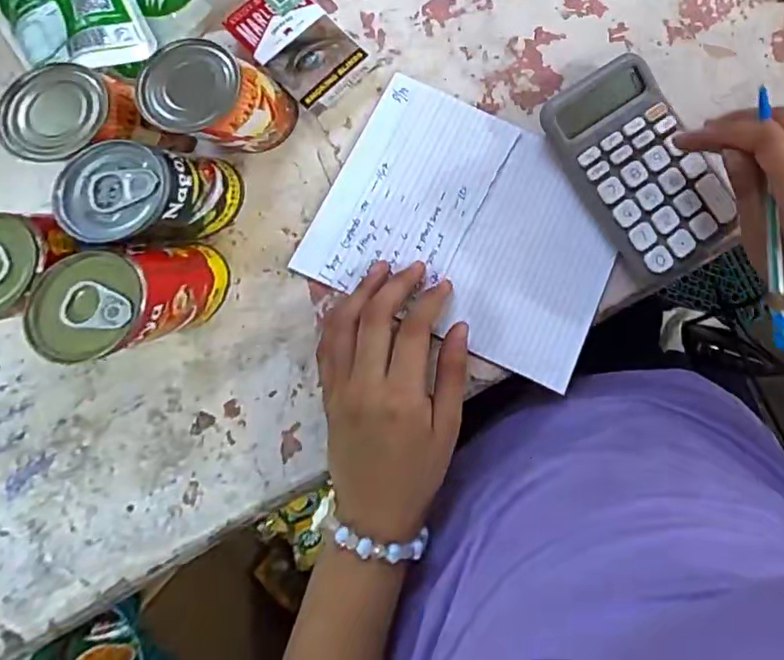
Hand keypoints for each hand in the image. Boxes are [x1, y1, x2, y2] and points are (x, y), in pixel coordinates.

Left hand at [316, 261, 469, 541]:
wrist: (373, 516)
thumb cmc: (419, 472)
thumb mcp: (447, 428)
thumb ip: (451, 374)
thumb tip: (458, 327)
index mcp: (400, 396)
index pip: (412, 331)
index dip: (428, 301)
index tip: (442, 285)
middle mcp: (365, 386)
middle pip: (375, 319)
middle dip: (395, 285)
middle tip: (413, 267)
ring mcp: (340, 389)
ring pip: (343, 326)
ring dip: (361, 292)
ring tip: (379, 270)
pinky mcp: (327, 394)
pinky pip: (326, 347)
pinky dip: (335, 317)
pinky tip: (348, 300)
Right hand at [675, 107, 783, 318]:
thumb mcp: (753, 228)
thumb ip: (745, 183)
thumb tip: (730, 149)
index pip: (762, 136)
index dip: (722, 131)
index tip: (687, 141)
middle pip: (776, 121)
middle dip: (735, 123)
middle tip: (702, 136)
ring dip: (760, 117)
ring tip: (731, 130)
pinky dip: (783, 123)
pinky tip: (762, 135)